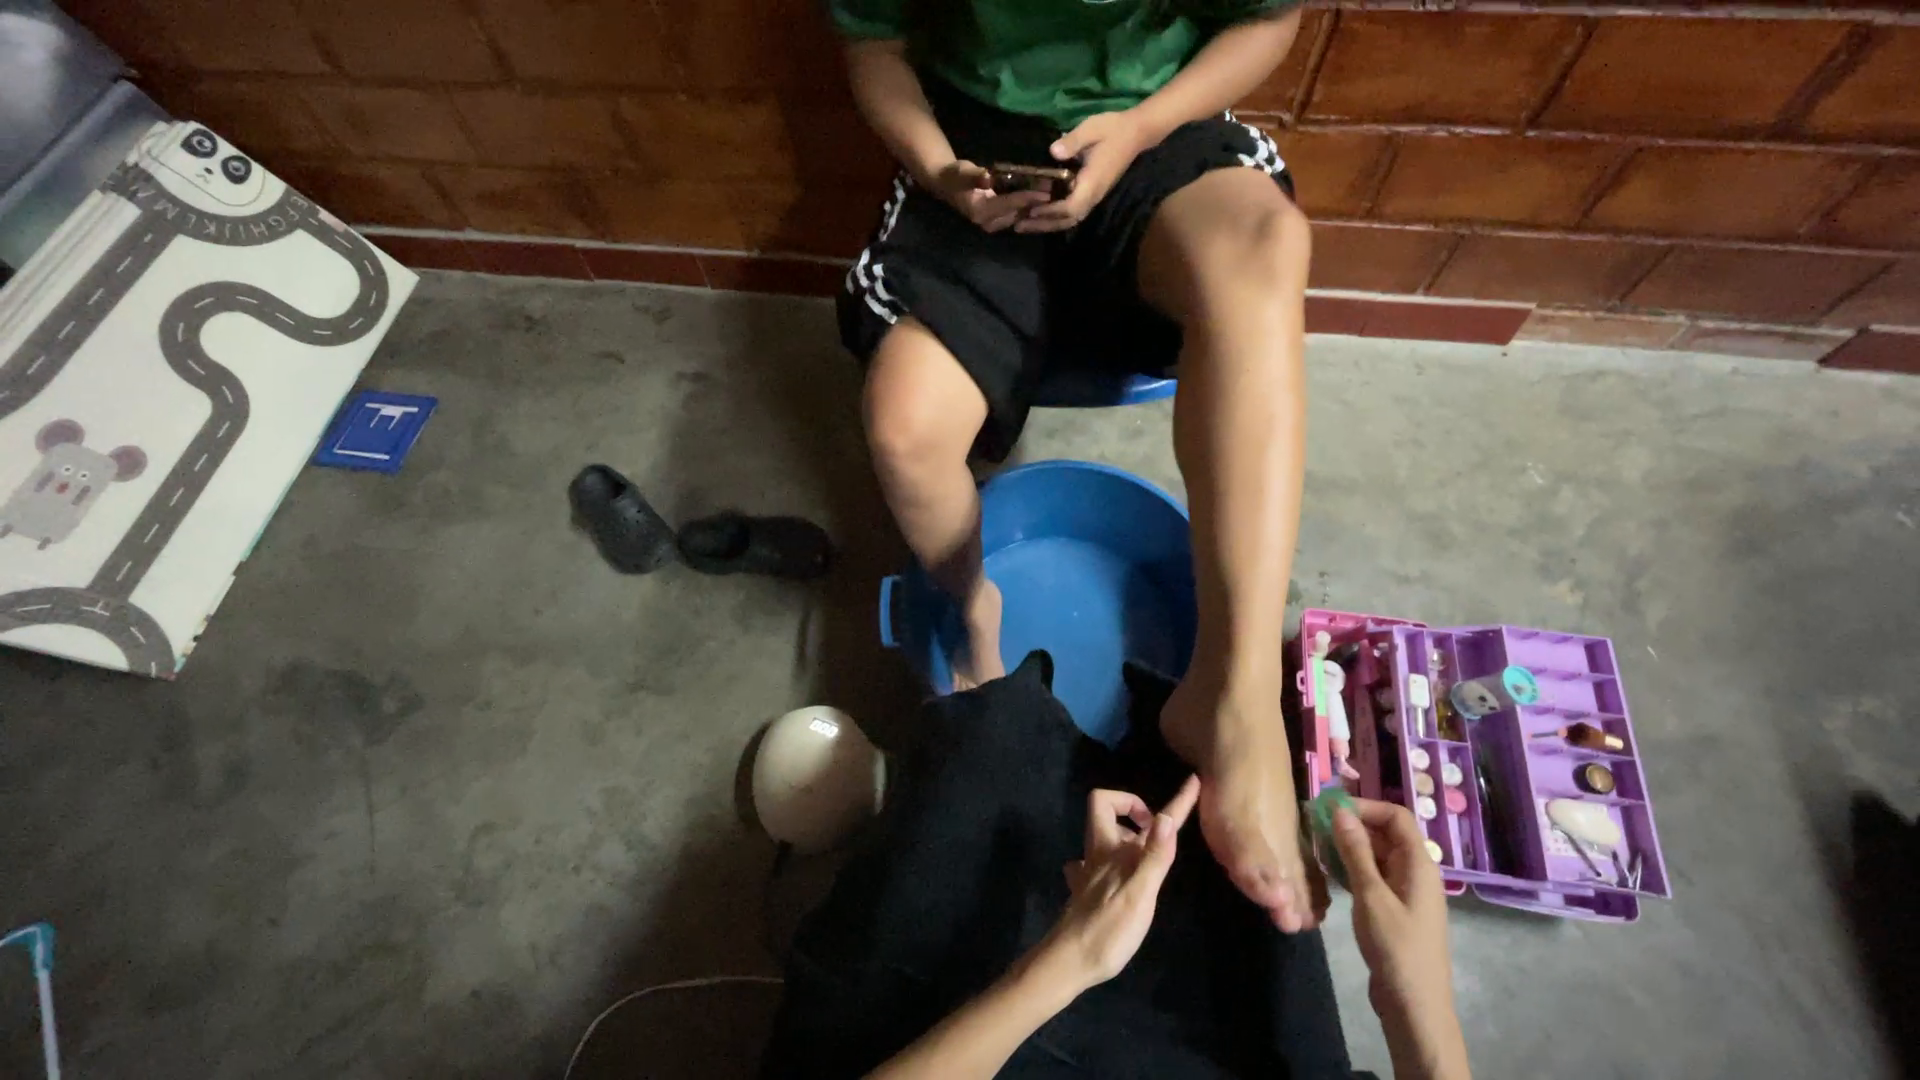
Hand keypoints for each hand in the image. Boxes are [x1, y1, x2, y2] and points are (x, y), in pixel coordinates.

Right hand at [928, 159, 1053, 232]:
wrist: (946, 184)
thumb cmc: (954, 177)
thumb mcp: (962, 173)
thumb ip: (975, 176)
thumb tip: (988, 178)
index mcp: (981, 213)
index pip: (1009, 205)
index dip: (1027, 197)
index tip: (1045, 190)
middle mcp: (989, 222)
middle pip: (1018, 213)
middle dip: (1037, 203)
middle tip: (1057, 192)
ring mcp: (994, 223)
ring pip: (1020, 216)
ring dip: (1037, 207)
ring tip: (1055, 195)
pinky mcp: (999, 220)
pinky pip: (1018, 215)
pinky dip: (1030, 207)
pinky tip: (1044, 198)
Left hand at [1016, 111, 1150, 233]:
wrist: (1135, 133)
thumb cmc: (1112, 129)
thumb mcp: (1091, 128)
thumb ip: (1073, 141)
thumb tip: (1053, 151)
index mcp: (1092, 183)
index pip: (1071, 206)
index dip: (1051, 211)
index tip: (1032, 209)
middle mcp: (1093, 196)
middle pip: (1067, 220)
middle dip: (1043, 224)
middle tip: (1018, 226)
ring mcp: (1093, 197)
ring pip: (1069, 220)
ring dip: (1047, 225)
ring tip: (1024, 225)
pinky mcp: (1091, 195)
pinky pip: (1072, 213)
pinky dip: (1055, 218)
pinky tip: (1040, 216)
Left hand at [1037, 776, 1201, 990]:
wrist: (1069, 962)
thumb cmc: (1107, 929)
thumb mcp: (1139, 894)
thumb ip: (1153, 857)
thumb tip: (1164, 816)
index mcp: (1109, 847)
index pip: (1140, 813)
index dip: (1170, 800)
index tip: (1192, 784)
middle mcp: (1096, 853)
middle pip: (1105, 812)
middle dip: (1132, 811)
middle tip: (1155, 831)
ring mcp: (1088, 872)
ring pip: (1103, 840)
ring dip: (1123, 838)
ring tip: (1145, 855)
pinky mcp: (1085, 891)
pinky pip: (1096, 866)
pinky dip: (1110, 864)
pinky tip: (1117, 879)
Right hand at [1330, 799, 1467, 1075]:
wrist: (1414, 1005)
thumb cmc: (1395, 946)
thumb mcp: (1371, 895)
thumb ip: (1355, 852)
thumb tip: (1340, 811)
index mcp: (1418, 864)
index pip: (1395, 816)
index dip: (1364, 807)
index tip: (1329, 810)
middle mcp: (1415, 872)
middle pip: (1385, 833)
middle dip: (1351, 826)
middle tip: (1314, 829)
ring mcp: (1405, 891)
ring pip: (1377, 855)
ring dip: (1349, 848)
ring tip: (1316, 849)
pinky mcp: (1394, 908)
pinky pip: (1373, 875)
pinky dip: (1352, 869)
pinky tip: (1329, 874)